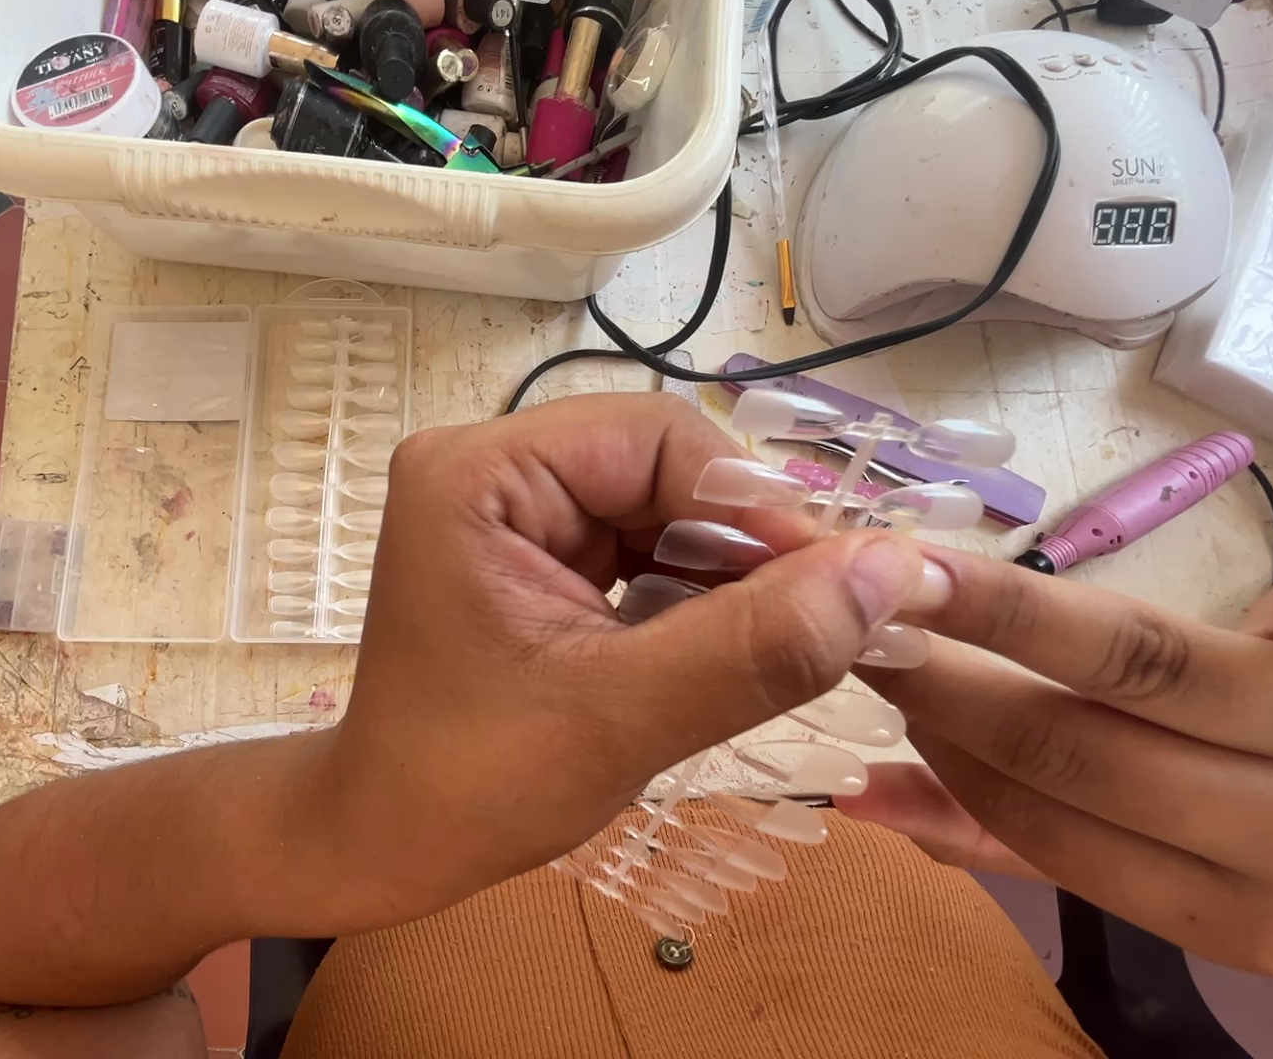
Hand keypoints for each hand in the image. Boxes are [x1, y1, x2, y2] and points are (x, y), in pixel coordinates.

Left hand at [301, 393, 926, 931]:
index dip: (753, 502)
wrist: (385, 835)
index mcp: (478, 471)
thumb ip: (755, 645)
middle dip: (739, 542)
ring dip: (720, 569)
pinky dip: (687, 587)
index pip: (654, 437)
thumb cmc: (472, 787)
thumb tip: (887, 570)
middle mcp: (488, 464)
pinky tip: (711, 641)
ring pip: (656, 504)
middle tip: (813, 621)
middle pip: (657, 464)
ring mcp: (507, 503)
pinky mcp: (528, 546)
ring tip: (766, 641)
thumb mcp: (621, 719)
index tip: (836, 583)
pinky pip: (634, 541)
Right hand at [839, 413, 1272, 981]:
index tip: (872, 671)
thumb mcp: (1142, 854)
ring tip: (922, 574)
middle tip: (864, 616)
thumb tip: (854, 798)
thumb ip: (1002, 835)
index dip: (941, 745)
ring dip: (1009, 613)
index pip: (1043, 820)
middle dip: (947, 680)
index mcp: (1243, 919)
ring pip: (1144, 666)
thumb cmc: (1269, 812)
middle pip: (1077, 748)